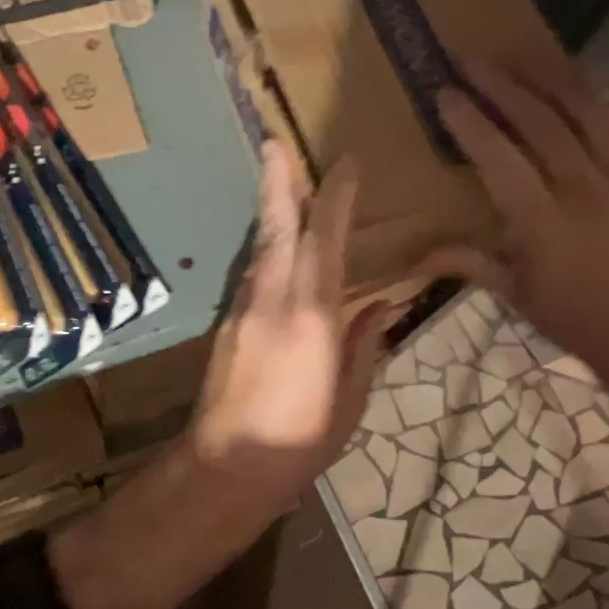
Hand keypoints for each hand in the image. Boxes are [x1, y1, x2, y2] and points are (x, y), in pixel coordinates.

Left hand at [51, 142, 390, 608]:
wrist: (228, 465)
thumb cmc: (301, 439)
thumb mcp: (350, 399)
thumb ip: (365, 346)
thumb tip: (382, 306)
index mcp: (312, 314)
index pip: (327, 240)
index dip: (336, 197)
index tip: (347, 163)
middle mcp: (272, 299)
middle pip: (278, 227)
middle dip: (279, 182)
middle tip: (274, 143)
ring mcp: (242, 308)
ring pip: (260, 248)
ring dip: (271, 212)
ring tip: (279, 182)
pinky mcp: (226, 324)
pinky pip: (251, 273)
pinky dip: (265, 249)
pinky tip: (274, 247)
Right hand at [430, 54, 608, 413]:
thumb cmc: (582, 323)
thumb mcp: (519, 297)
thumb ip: (470, 264)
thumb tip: (416, 255)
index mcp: (543, 223)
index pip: (498, 157)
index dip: (469, 121)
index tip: (444, 92)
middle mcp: (586, 191)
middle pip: (539, 123)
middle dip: (500, 85)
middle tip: (471, 56)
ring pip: (589, 115)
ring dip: (553, 79)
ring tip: (524, 53)